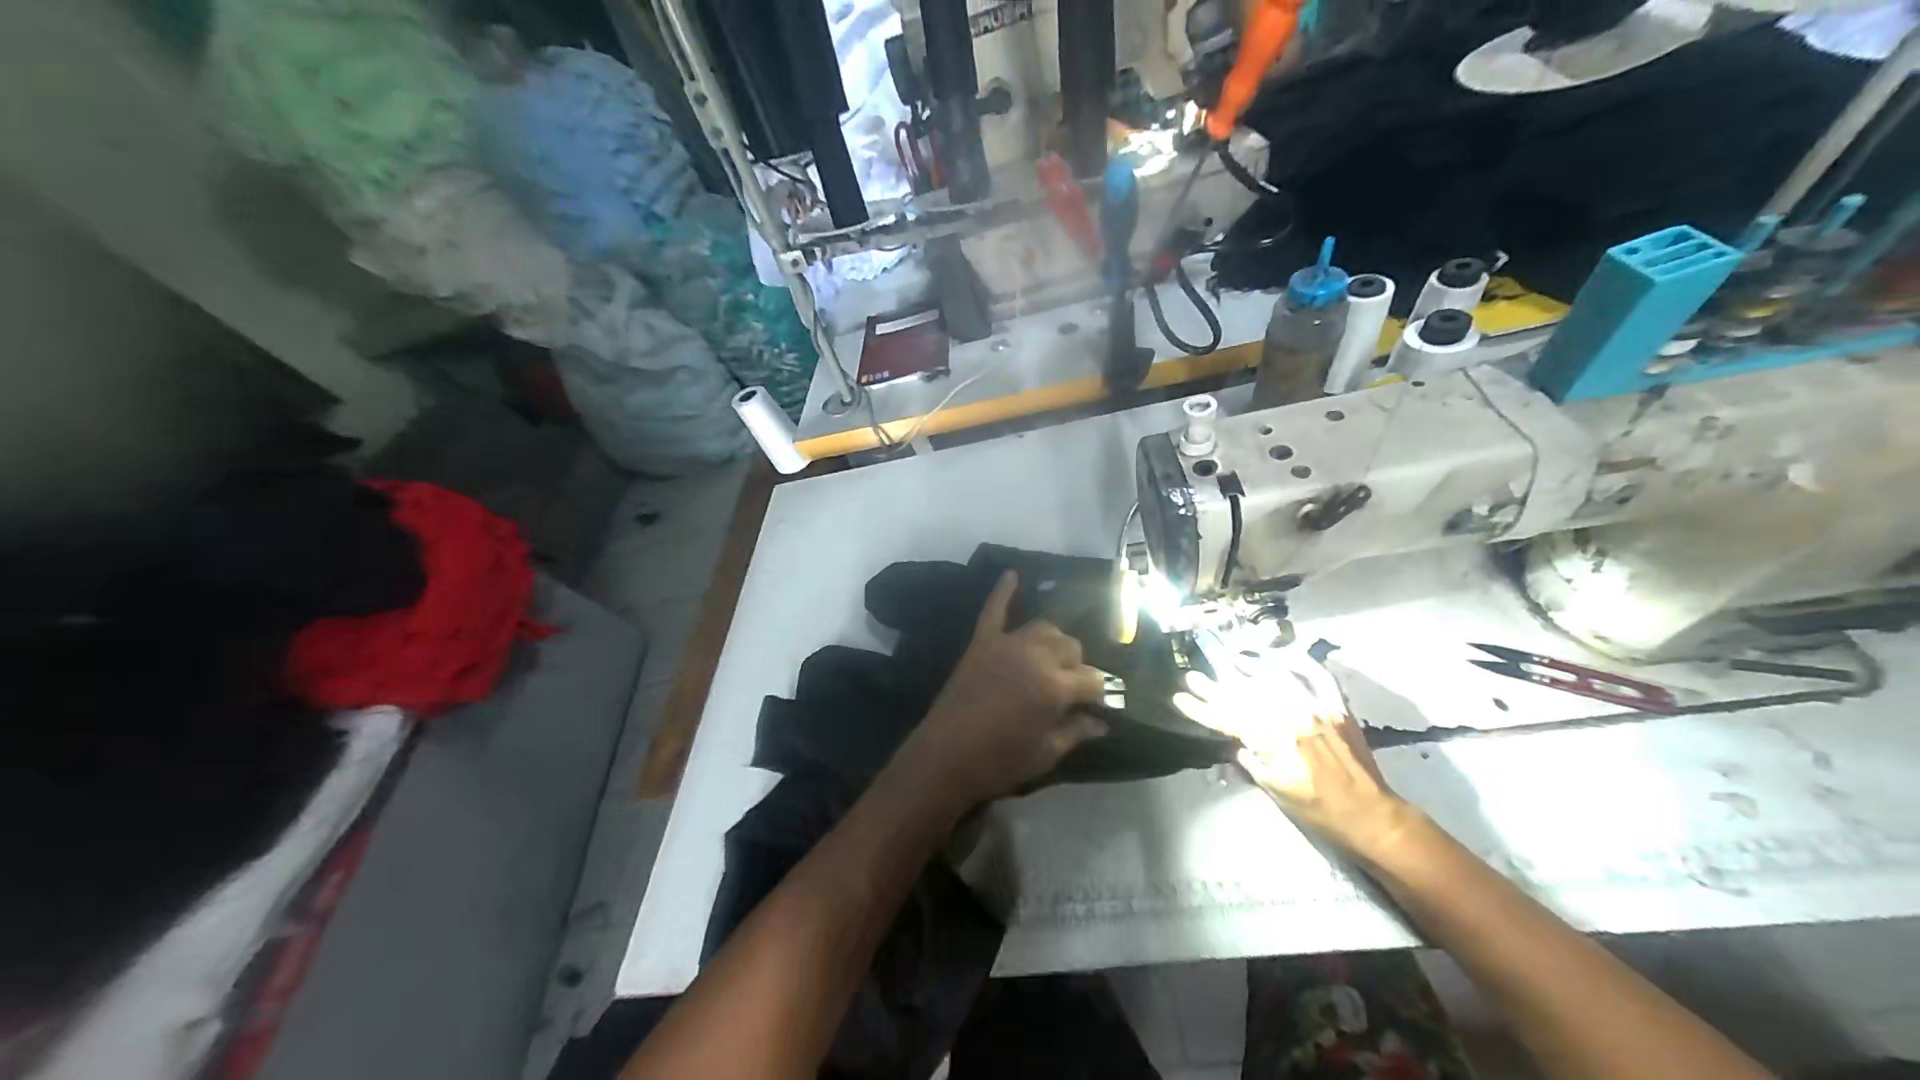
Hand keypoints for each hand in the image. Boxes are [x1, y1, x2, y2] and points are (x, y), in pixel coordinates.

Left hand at [894, 571, 1108, 809]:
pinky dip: (1003, 591)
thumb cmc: (999, 762)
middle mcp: (1034, 656)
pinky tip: (1012, 574)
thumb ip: (1076, 732)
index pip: (1094, 679)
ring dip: (1055, 641)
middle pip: (1071, 647)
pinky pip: (994, 610)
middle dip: (1078, 667)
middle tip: (1072, 691)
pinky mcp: (981, 643)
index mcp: (1055, 686)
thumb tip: (1102, 721)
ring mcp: (1006, 644)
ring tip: (1055, 660)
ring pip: (1044, 628)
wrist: (943, 757)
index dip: (1101, 695)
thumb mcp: (1046, 754)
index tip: (1101, 707)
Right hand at [1175, 646, 1415, 860]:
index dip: (1202, 709)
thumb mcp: (1274, 790)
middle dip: (1216, 687)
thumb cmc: (1318, 810)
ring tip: (1231, 661)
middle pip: (1246, 695)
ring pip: (1275, 679)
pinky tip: (1283, 656)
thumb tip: (1237, 743)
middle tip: (1194, 677)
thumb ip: (1252, 761)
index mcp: (1275, 740)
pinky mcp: (1337, 707)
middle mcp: (1293, 717)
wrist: (1370, 815)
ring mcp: (1317, 708)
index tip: (1181, 698)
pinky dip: (1299, 663)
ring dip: (1250, 669)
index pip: (1228, 719)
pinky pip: (1316, 676)